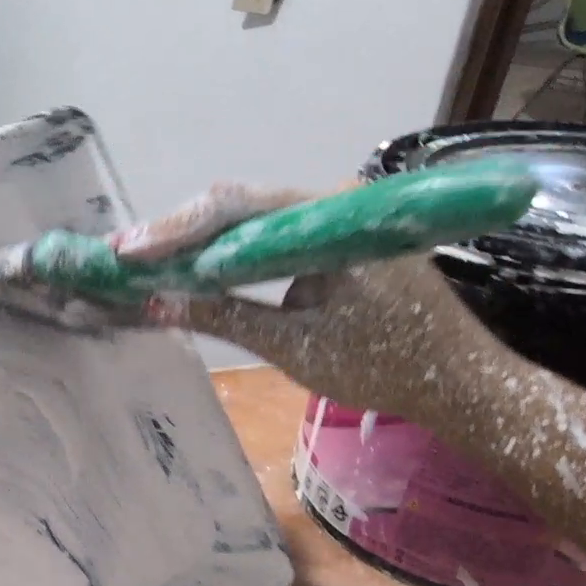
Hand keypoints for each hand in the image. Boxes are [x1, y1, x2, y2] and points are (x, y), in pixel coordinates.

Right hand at [114, 182, 502, 419]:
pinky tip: (193, 264)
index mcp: (332, 218)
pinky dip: (228, 253)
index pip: (239, 209)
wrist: (461, 384)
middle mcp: (333, 202)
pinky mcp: (333, 238)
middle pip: (239, 207)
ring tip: (145, 259)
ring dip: (198, 242)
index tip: (128, 250)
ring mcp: (334, 217)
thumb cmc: (386, 366)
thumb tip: (153, 302)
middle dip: (178, 233)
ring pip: (249, 220)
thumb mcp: (293, 344)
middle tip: (123, 254)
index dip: (177, 229)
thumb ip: (222, 316)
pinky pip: (268, 236)